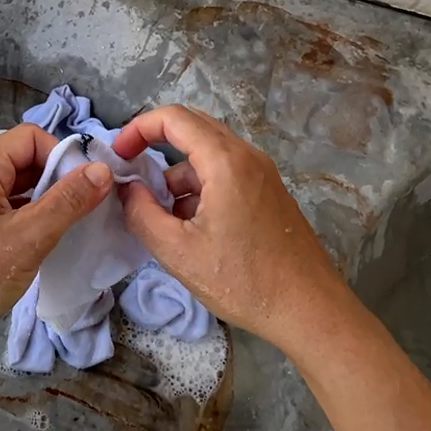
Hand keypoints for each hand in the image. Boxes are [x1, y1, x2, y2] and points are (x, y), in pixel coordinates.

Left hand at [0, 124, 113, 360]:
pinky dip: (30, 221)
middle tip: (86, 209)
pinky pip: (7, 213)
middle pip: (25, 161)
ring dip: (46, 203)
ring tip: (72, 228)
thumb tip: (102, 170)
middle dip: (57, 179)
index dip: (61, 154)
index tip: (88, 186)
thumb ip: (67, 202)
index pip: (31, 137)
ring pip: (18, 190)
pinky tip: (45, 246)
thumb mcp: (28, 237)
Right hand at [113, 105, 347, 349]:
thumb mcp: (178, 252)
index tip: (119, 156)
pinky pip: (226, 171)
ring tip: (162, 213)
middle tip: (132, 172)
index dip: (139, 128)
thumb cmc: (243, 281)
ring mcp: (262, 173)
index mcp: (225, 161)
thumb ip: (142, 213)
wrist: (311, 312)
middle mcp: (247, 156)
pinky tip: (192, 225)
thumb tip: (127, 188)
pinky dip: (200, 185)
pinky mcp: (269, 192)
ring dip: (178, 171)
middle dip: (155, 143)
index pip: (174, 118)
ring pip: (209, 152)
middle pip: (193, 126)